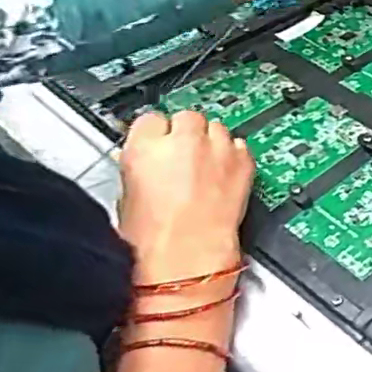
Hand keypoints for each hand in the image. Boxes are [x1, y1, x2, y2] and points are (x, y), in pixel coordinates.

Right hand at [116, 110, 253, 281]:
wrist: (187, 254)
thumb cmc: (152, 236)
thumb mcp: (126, 195)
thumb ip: (140, 164)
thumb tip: (148, 157)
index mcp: (147, 146)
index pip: (150, 119)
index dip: (155, 132)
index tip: (158, 141)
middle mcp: (186, 140)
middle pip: (188, 117)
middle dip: (186, 132)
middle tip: (183, 155)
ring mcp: (220, 147)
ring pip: (217, 128)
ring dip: (211, 141)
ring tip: (205, 166)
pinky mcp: (246, 159)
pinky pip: (240, 145)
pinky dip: (233, 154)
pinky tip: (223, 173)